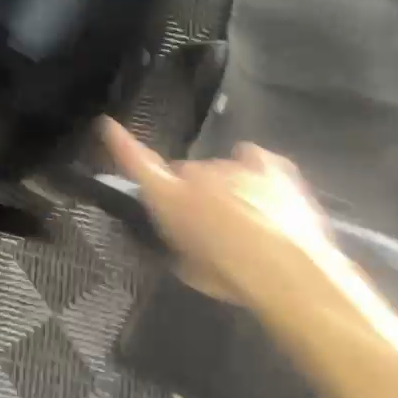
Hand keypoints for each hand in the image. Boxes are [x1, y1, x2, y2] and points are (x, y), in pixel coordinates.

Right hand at [100, 117, 340, 306]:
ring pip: (217, 169)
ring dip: (222, 186)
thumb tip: (173, 229)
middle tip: (204, 218)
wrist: (291, 273)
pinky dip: (249, 167)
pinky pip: (250, 157)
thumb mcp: (184, 262)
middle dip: (188, 188)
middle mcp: (194, 172)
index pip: (134, 160)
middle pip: (183, 171)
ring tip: (242, 215)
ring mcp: (232, 166)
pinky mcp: (270, 168)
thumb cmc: (228, 274)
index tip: (106, 124)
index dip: (119, 141)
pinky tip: (256, 183)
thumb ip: (172, 235)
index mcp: (165, 195)